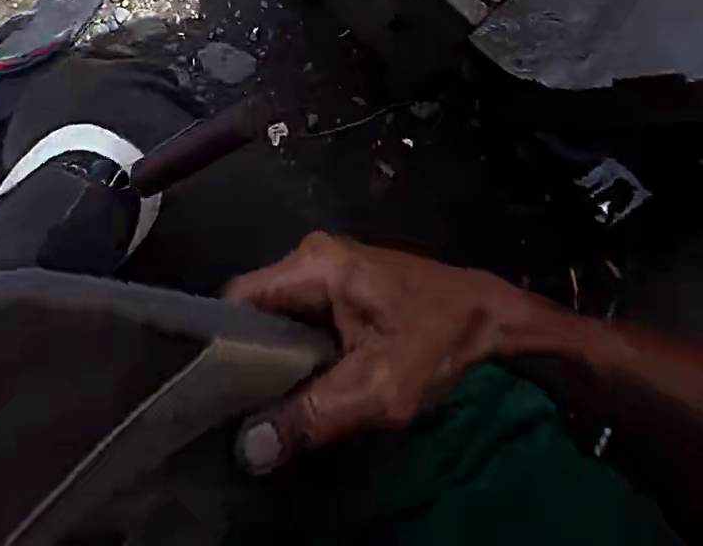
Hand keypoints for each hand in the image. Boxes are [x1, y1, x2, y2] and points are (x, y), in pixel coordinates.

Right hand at [222, 232, 552, 469]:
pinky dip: (295, 345)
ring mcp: (328, 264)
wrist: (494, 319)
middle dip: (247, 353)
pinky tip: (297, 380)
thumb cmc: (440, 341)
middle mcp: (313, 254)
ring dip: (272, 353)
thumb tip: (250, 449)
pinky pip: (300, 312)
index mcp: (316, 264)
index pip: (240, 296)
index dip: (219, 340)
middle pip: (256, 304)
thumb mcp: (381, 388)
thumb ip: (314, 415)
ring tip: (261, 401)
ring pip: (278, 311)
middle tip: (236, 407)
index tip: (208, 389)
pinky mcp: (342, 280)